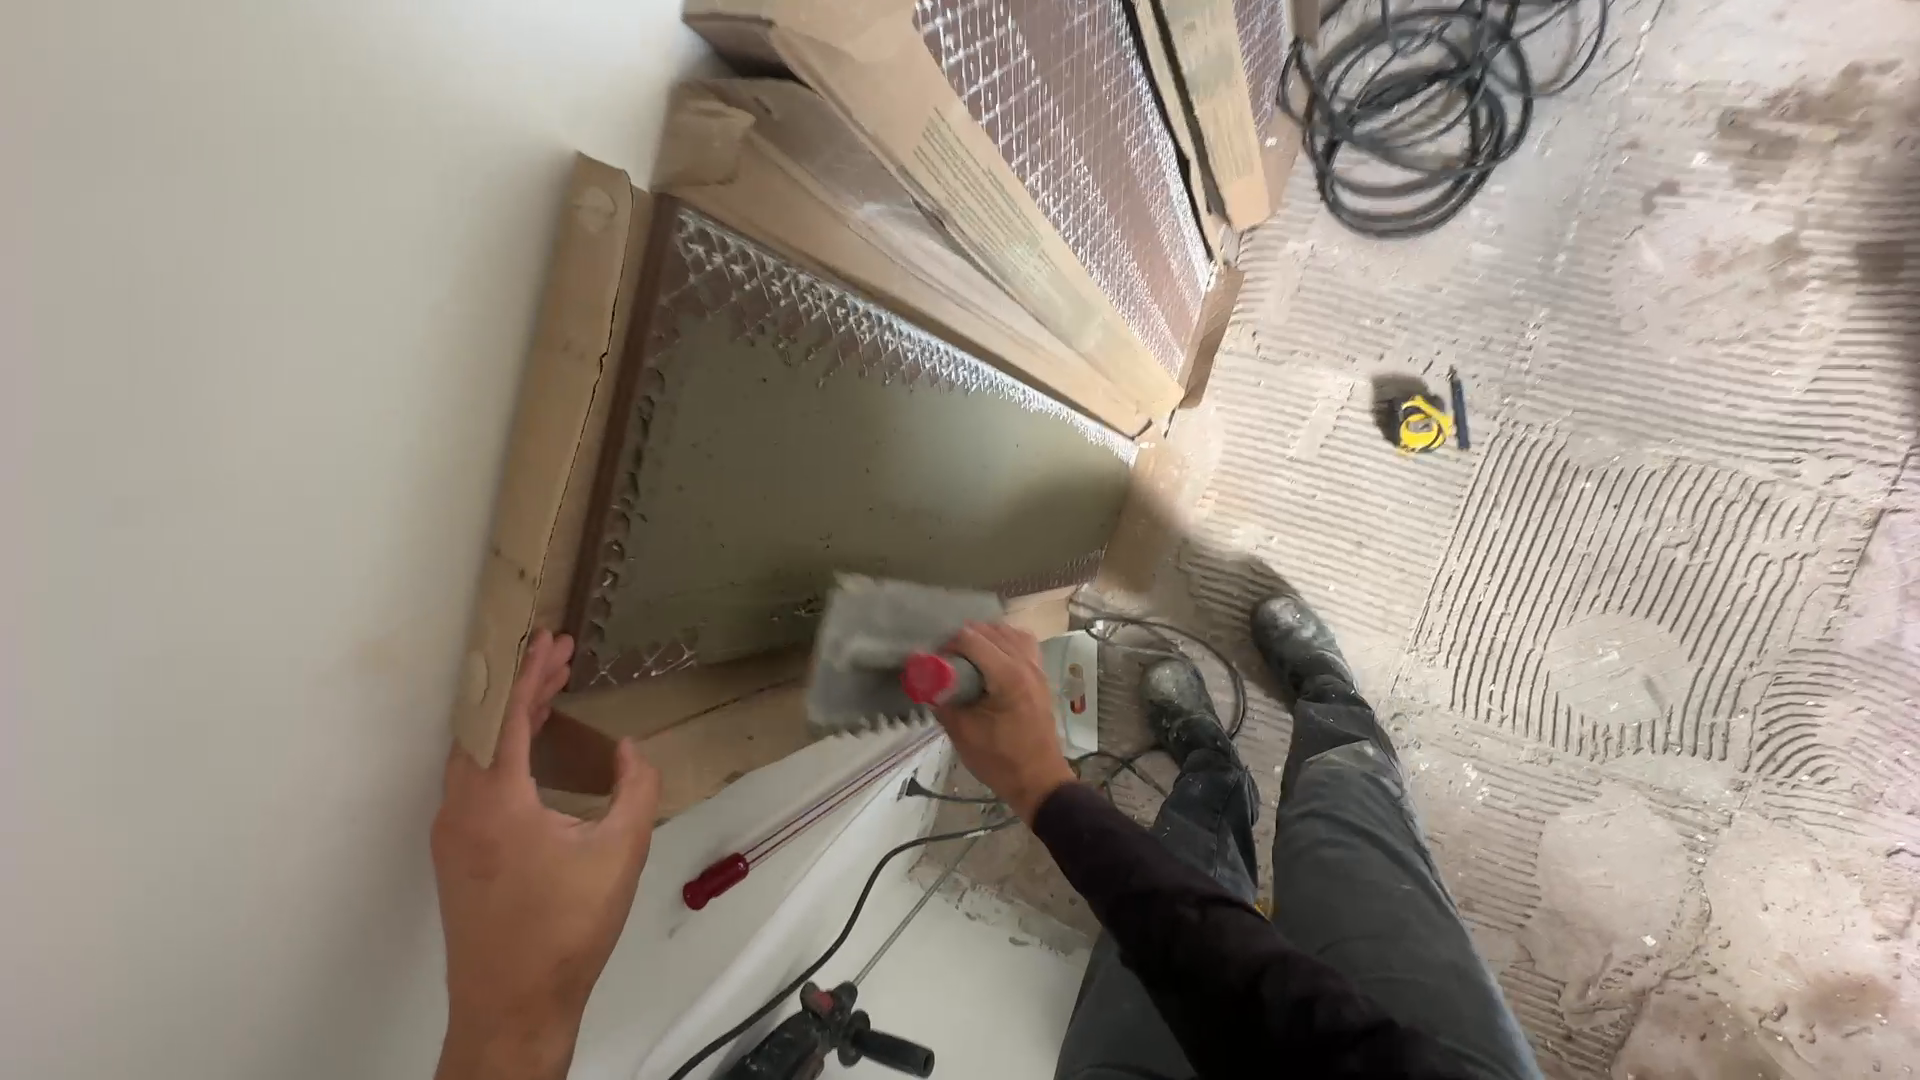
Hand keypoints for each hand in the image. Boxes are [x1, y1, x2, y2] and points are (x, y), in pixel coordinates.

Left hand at [432, 630, 660, 1079]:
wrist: (514, 1006)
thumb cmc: (569, 928)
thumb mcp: (621, 851)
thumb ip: (634, 789)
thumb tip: (629, 751)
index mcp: (497, 803)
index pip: (506, 718)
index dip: (528, 673)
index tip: (549, 639)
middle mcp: (462, 811)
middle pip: (483, 729)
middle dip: (519, 687)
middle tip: (555, 655)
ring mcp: (452, 835)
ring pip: (474, 755)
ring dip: (508, 719)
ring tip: (547, 693)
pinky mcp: (457, 855)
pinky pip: (473, 781)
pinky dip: (500, 750)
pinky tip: (528, 752)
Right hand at [934, 622, 1077, 821]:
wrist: (1039, 781)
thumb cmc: (1000, 760)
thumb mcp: (962, 733)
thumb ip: (942, 701)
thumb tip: (926, 682)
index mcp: (1007, 675)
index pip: (971, 638)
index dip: (948, 645)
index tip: (936, 663)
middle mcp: (1025, 663)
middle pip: (989, 630)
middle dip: (964, 639)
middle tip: (948, 662)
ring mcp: (1037, 668)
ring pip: (1009, 632)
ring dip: (986, 637)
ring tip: (969, 658)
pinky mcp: (1041, 676)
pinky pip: (1023, 644)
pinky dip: (1006, 642)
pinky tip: (992, 661)